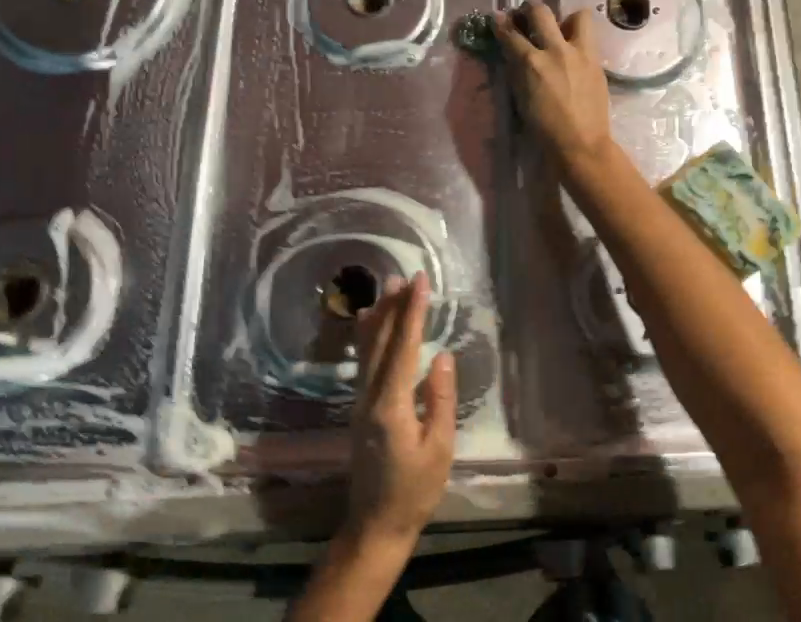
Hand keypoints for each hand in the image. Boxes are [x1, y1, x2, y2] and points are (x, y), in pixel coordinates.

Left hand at [344, 272, 455, 545]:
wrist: (375, 525)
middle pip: (381, 343)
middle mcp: (369, 397)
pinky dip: (370, 338)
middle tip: (404, 276)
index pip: (403, 348)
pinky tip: (373, 327)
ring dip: (381, 318)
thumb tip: (440, 356)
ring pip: (368, 350)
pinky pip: (364, 363)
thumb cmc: (415, 490)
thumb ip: (440, 400)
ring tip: (388, 290)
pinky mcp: (360, 410)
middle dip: (394, 308)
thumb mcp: (439, 449)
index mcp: (391, 405)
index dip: (413, 313)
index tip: (420, 283)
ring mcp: (360, 403)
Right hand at [493, 1, 613, 173]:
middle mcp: (556, 50)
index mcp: (531, 63)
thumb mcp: (521, 97)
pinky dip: (578, 39)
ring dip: (565, 19)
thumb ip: (518, 70)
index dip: (500, 23)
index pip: (511, 34)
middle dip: (530, 8)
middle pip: (541, 12)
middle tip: (527, 13)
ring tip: (560, 30)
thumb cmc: (544, 128)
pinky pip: (588, 38)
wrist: (581, 143)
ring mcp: (581, 53)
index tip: (497, 17)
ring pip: (577, 15)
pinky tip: (573, 52)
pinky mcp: (597, 61)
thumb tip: (514, 53)